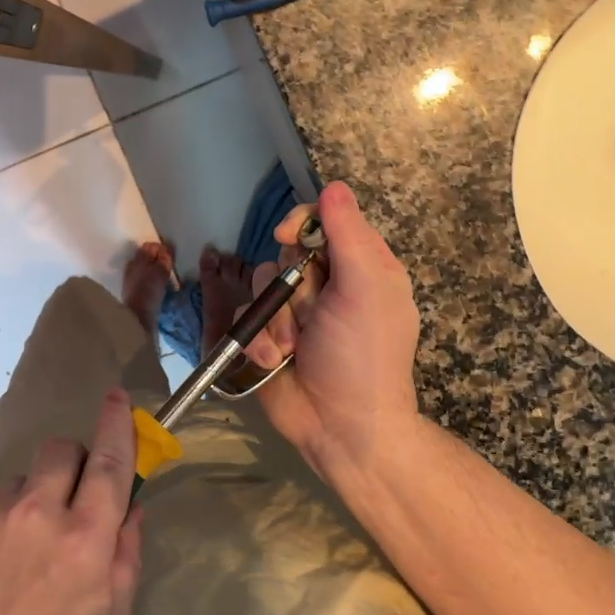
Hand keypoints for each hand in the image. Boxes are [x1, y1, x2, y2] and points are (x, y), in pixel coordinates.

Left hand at [0, 387, 144, 614]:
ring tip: (23, 550)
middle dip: (73, 461)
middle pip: (61, 450)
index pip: (109, 464)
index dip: (117, 424)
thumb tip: (131, 511)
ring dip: (32, 499)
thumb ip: (126, 560)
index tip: (117, 396)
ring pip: (22, 479)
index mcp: (84, 539)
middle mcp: (37, 512)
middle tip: (71, 495)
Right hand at [243, 181, 421, 476]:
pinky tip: (276, 363)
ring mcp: (295, 312)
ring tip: (291, 350)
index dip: (301, 223)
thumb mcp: (366, 291)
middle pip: (286, 253)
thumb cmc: (363, 357)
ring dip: (274, 322)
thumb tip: (334, 186)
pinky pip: (247, 318)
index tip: (286, 236)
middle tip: (309, 315)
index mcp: (363, 268)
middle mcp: (328, 285)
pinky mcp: (268, 336)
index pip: (324, 221)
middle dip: (290, 287)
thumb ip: (348, 237)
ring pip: (262, 285)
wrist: (340, 428)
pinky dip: (259, 342)